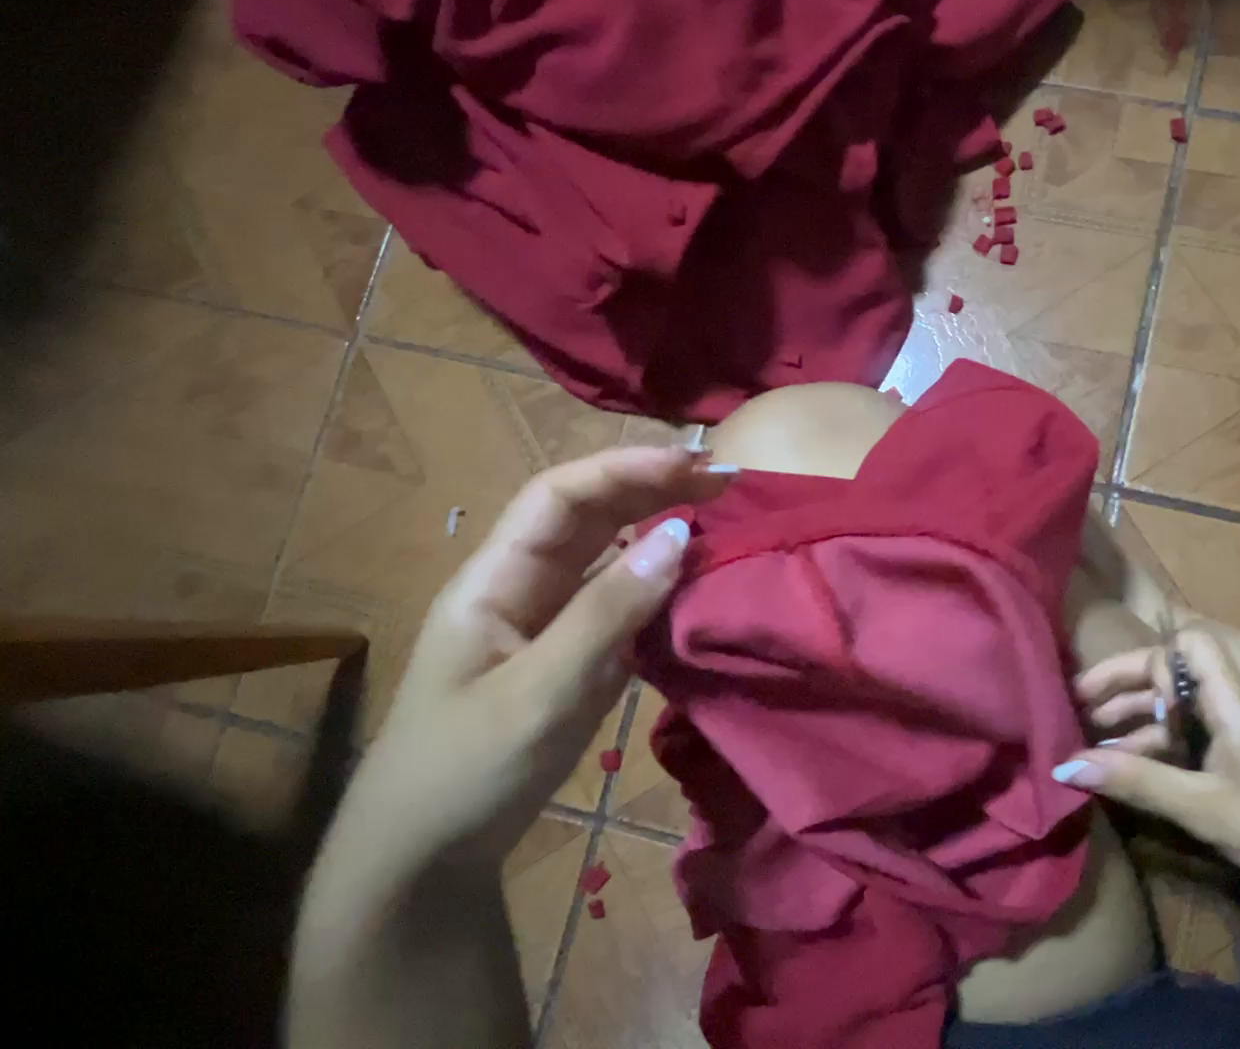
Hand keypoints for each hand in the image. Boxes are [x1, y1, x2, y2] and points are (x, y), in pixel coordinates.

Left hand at [324, 446, 730, 876]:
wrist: (427, 857)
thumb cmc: (466, 770)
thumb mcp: (539, 692)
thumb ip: (608, 613)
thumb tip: (680, 535)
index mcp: (495, 580)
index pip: (560, 497)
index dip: (626, 469)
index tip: (696, 466)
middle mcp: (524, 588)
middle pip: (590, 516)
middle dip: (653, 488)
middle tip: (727, 481)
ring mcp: (552, 624)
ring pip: (612, 557)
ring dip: (663, 531)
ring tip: (724, 517)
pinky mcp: (577, 659)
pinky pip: (626, 604)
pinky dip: (665, 586)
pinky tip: (701, 582)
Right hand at [1057, 630, 1239, 916]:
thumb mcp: (1204, 808)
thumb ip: (1137, 782)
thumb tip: (1065, 765)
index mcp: (1231, 700)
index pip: (1190, 643)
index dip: (1152, 658)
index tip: (1122, 695)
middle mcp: (1233, 705)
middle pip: (1174, 672)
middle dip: (1125, 684)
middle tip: (1078, 704)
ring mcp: (1239, 733)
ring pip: (1179, 708)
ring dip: (1136, 718)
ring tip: (1091, 739)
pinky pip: (1190, 738)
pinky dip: (1157, 747)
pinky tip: (1128, 771)